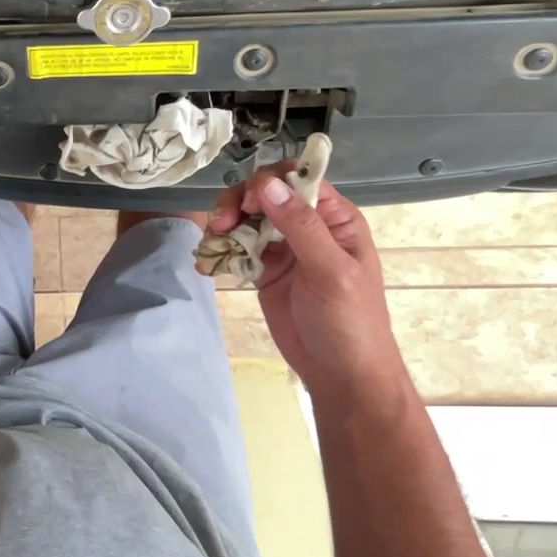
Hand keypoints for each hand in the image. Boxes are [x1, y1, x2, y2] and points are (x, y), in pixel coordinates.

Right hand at [209, 167, 410, 405]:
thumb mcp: (330, 272)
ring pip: (245, 218)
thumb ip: (300, 225)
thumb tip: (267, 184)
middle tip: (221, 224)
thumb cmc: (349, 323)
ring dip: (223, 225)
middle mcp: (308, 226)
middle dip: (238, 204)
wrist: (342, 377)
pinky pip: (235, 248)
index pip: (299, 179)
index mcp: (334, 219)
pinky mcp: (264, 269)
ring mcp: (283, 248)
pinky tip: (206, 267)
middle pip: (264, 194)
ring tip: (210, 246)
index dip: (269, 183)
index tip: (250, 204)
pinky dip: (218, 252)